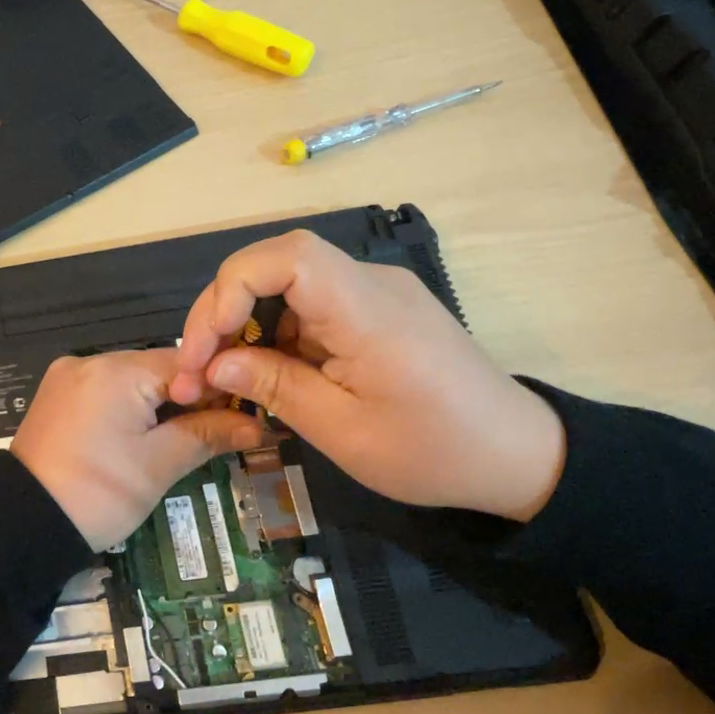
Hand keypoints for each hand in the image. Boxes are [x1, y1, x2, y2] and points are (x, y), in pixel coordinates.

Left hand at [11, 349, 263, 550]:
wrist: (23, 522)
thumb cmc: (98, 493)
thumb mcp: (158, 466)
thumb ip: (208, 435)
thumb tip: (258, 424)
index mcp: (117, 370)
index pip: (187, 363)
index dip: (220, 387)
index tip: (247, 414)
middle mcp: (90, 360)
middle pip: (159, 369)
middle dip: (190, 397)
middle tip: (222, 432)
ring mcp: (68, 377)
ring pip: (132, 381)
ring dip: (160, 404)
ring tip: (185, 439)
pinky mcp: (56, 397)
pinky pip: (105, 392)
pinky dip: (129, 409)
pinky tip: (143, 437)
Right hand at [169, 230, 565, 521]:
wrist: (518, 455)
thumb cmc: (433, 451)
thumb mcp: (344, 431)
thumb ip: (275, 386)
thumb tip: (215, 362)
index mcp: (368, 310)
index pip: (287, 258)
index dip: (232, 288)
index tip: (208, 347)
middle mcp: (371, 285)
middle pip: (276, 265)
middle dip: (223, 310)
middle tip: (197, 368)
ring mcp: (375, 294)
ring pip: (285, 285)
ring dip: (243, 324)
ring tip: (221, 376)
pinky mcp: (376, 310)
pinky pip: (309, 305)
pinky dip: (274, 333)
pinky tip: (265, 373)